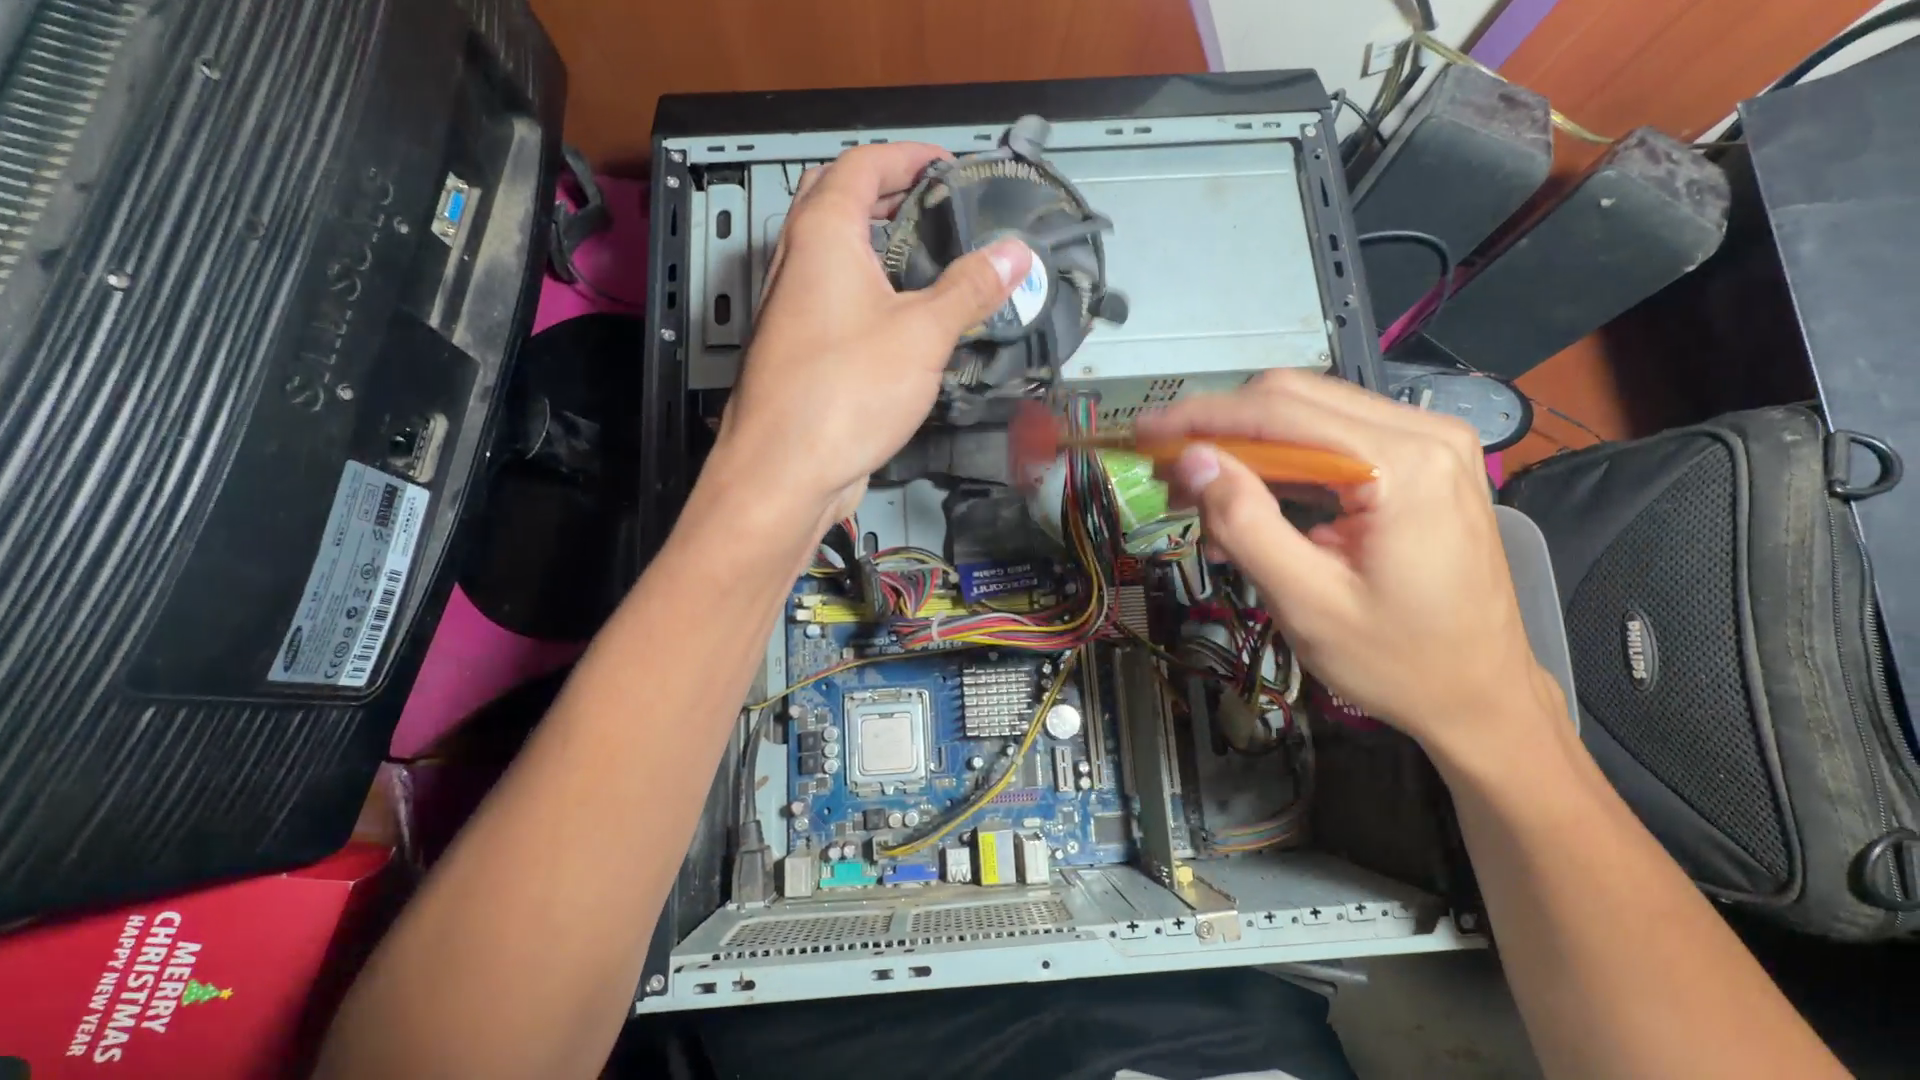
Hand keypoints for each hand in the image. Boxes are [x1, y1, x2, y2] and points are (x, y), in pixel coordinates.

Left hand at [713, 143, 1032, 522]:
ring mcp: (791, 308)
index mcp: (822, 237)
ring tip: (926, 256)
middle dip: (884, 192)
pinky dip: (866, 289)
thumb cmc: (841, 393)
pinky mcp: (798, 349)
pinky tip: (902, 318)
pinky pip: (832, 298)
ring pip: (831, 253)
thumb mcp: (923, 334)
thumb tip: (1014, 254)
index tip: (945, 164)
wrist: (782, 471)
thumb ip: (970, 288)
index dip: (905, 157)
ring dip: (874, 243)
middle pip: (835, 201)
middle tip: (932, 204)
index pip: (860, 165)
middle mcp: (797, 263)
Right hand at [1137, 370, 1562, 759]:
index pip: (1279, 411)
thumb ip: (1245, 523)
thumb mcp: (1307, 603)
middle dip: (1220, 428)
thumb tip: (1190, 458)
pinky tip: (1251, 502)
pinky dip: (1283, 463)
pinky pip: (1335, 439)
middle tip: (1167, 470)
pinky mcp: (1426, 460)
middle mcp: (1425, 432)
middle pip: (1294, 398)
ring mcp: (1432, 442)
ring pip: (1310, 413)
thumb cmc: (1397, 661)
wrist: (1482, 696)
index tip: (1144, 432)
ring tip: (1201, 495)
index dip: (1201, 417)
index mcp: (1404, 463)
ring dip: (1248, 447)